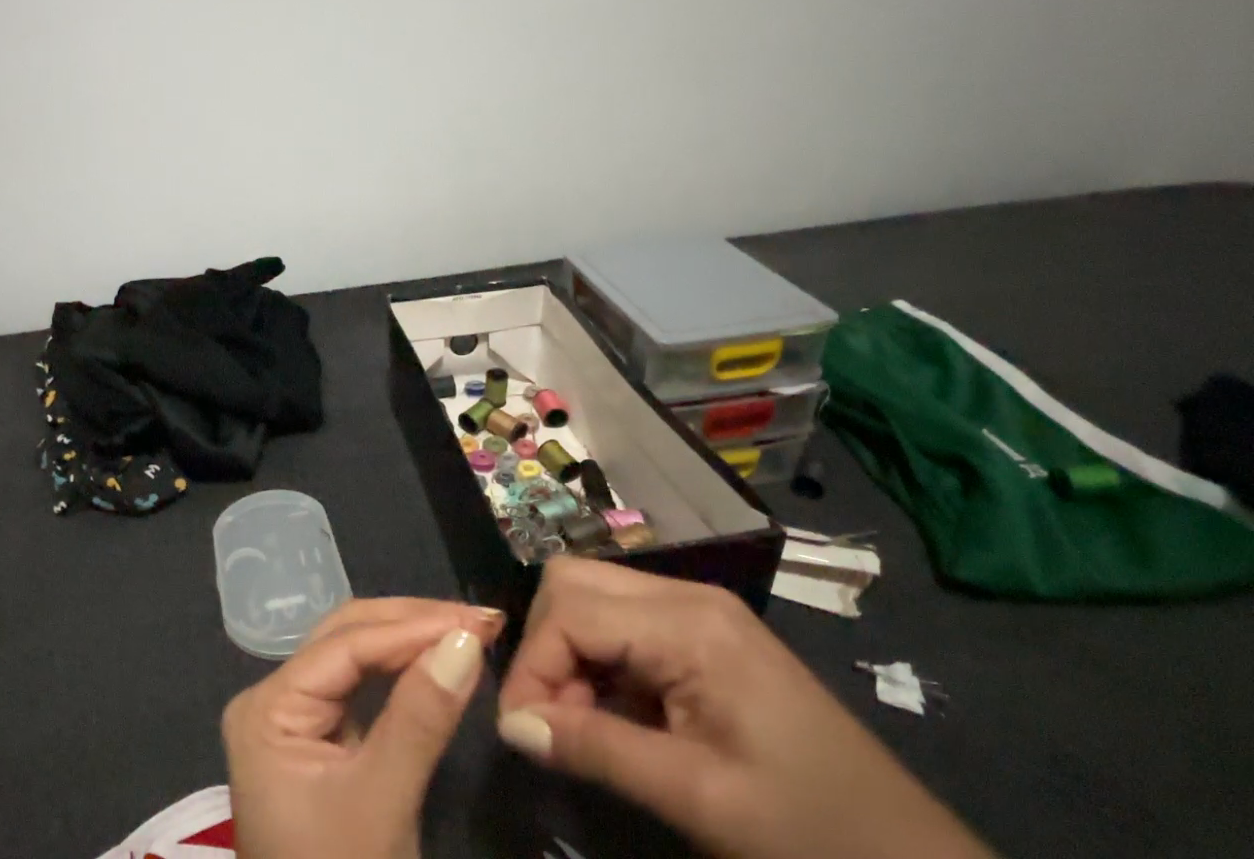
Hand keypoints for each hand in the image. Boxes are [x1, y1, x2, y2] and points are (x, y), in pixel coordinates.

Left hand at [221, 598, 502, 858]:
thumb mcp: (381, 800)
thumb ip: (420, 717)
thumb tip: (467, 639)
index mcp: (268, 708)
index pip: (346, 645)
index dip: (414, 627)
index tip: (480, 621)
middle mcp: (274, 700)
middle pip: (346, 638)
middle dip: (413, 624)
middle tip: (482, 621)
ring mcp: (295, 720)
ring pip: (355, 658)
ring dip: (411, 641)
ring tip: (470, 633)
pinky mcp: (319, 742)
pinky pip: (361, 689)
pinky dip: (401, 672)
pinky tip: (437, 663)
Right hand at [496, 557, 993, 858]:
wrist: (905, 855)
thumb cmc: (806, 826)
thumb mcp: (694, 794)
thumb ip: (594, 749)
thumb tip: (511, 725)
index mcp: (690, 624)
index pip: (569, 608)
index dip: (532, 666)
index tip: (523, 733)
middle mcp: (688, 598)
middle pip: (573, 583)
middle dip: (545, 648)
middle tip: (554, 723)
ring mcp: (699, 613)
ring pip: (592, 599)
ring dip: (568, 657)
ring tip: (583, 728)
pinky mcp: (704, 636)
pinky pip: (622, 625)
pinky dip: (597, 663)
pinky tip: (614, 717)